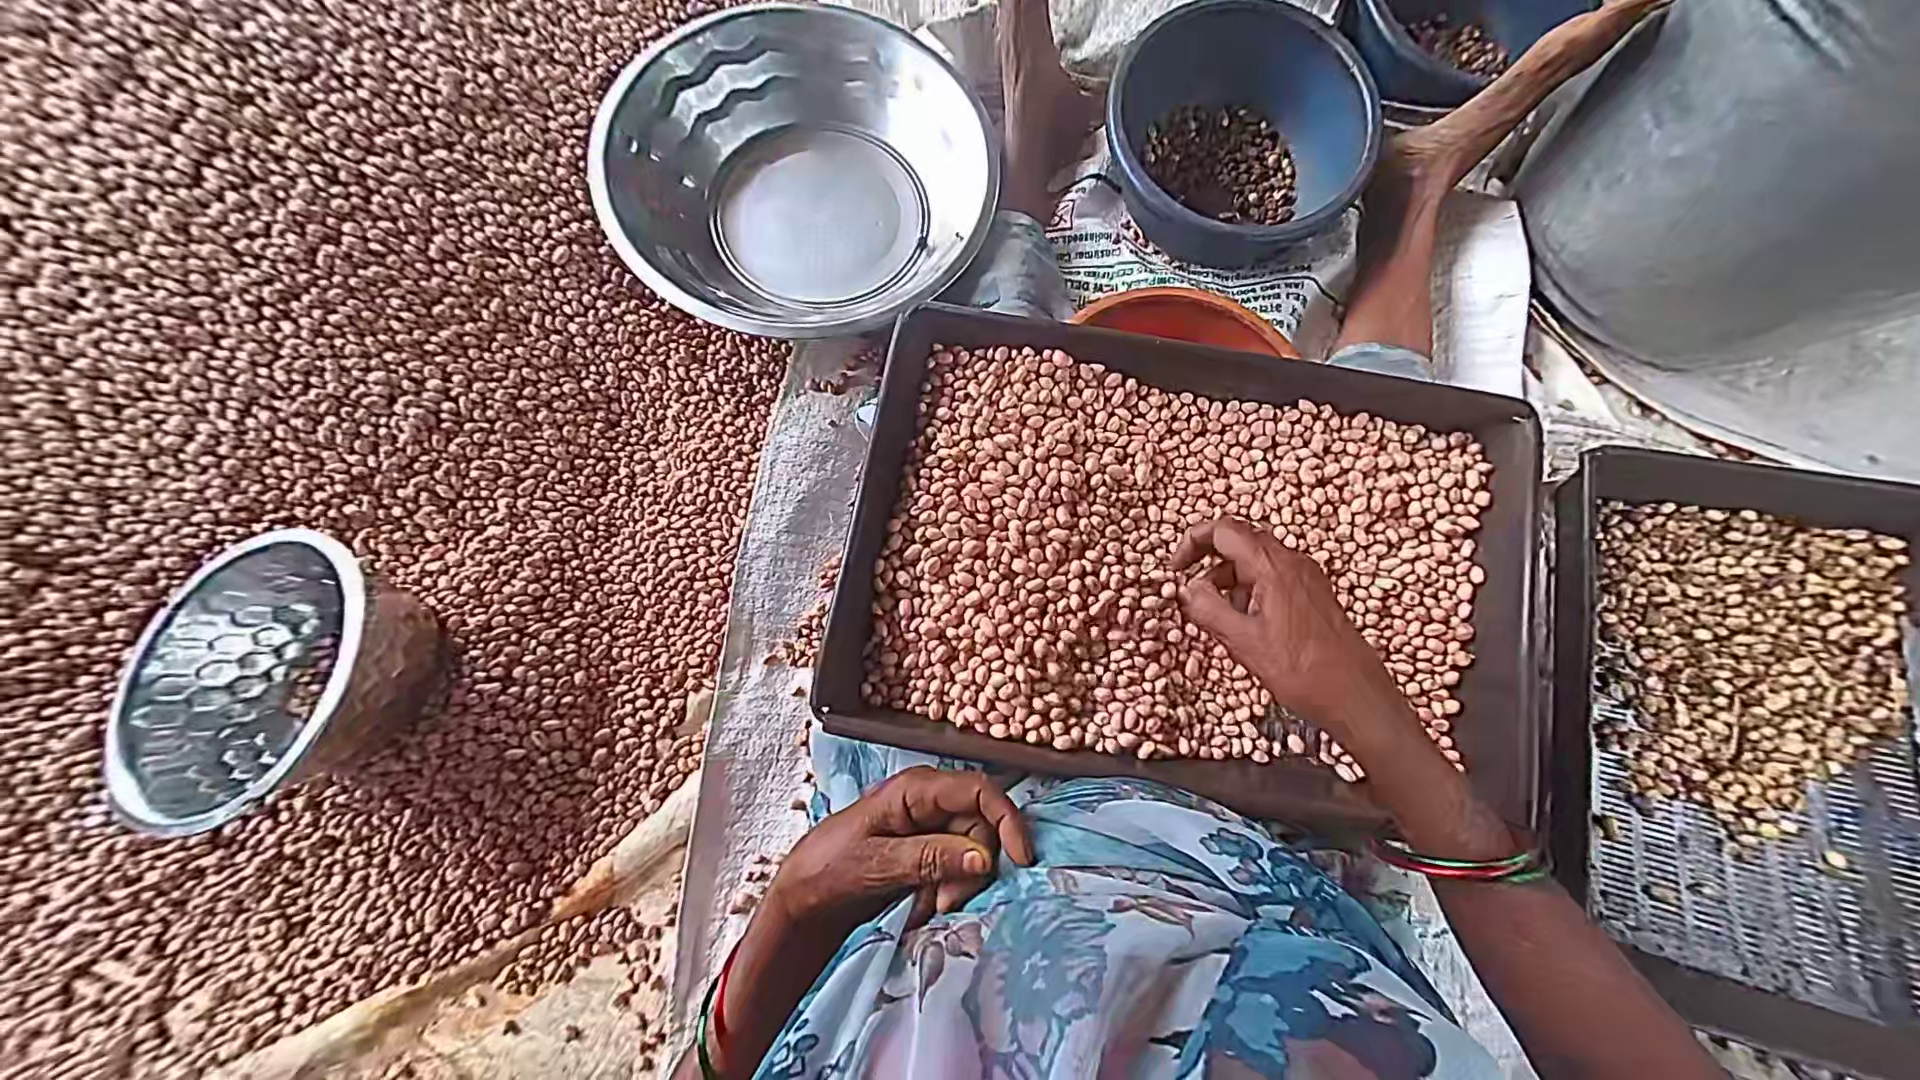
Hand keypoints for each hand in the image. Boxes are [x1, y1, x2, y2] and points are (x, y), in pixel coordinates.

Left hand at [765, 766, 1034, 933]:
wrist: (802, 893)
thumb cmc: (829, 866)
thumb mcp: (876, 862)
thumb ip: (929, 857)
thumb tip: (984, 857)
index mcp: (916, 788)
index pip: (979, 789)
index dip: (1006, 819)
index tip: (1021, 859)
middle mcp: (930, 800)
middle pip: (981, 826)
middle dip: (972, 869)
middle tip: (943, 903)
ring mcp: (929, 825)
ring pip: (973, 851)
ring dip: (957, 885)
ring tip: (924, 907)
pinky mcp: (927, 850)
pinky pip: (957, 868)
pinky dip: (947, 891)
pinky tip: (922, 906)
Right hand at [1170, 517, 1409, 736]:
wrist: (1358, 697)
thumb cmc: (1305, 672)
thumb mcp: (1243, 642)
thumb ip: (1207, 609)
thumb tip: (1186, 589)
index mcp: (1273, 567)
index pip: (1224, 530)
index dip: (1192, 542)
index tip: (1176, 567)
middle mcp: (1293, 564)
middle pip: (1239, 540)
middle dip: (1206, 559)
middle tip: (1187, 585)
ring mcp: (1305, 578)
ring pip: (1254, 561)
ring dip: (1225, 578)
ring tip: (1212, 612)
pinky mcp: (1312, 595)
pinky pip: (1270, 578)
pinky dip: (1246, 590)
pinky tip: (1240, 621)